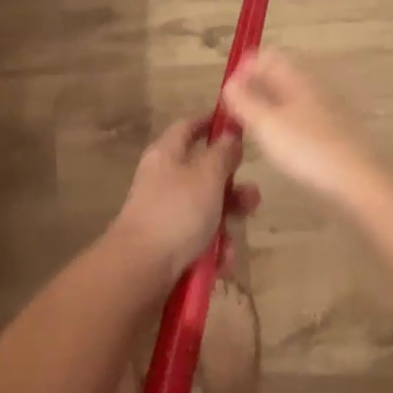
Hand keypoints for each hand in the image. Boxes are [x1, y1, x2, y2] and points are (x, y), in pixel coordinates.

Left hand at [109, 118, 261, 286]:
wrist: (141, 269)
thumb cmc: (177, 212)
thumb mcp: (207, 176)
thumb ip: (223, 154)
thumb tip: (230, 133)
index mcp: (167, 153)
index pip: (188, 127)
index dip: (211, 124)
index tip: (235, 127)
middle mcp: (162, 179)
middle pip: (203, 173)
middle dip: (231, 187)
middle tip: (252, 198)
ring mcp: (163, 212)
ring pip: (205, 209)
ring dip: (225, 223)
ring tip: (234, 242)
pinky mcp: (166, 243)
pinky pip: (197, 238)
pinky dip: (212, 248)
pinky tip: (221, 261)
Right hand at [222, 50, 383, 205]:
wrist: (359, 181)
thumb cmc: (308, 149)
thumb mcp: (267, 125)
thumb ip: (244, 101)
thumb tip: (229, 83)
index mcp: (298, 77)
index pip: (267, 56)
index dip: (244, 67)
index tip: (229, 92)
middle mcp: (315, 85)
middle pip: (281, 73)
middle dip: (256, 85)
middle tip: (238, 110)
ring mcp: (329, 106)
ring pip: (292, 94)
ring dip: (271, 103)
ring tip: (255, 127)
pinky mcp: (337, 128)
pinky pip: (304, 113)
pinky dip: (287, 119)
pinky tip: (282, 142)